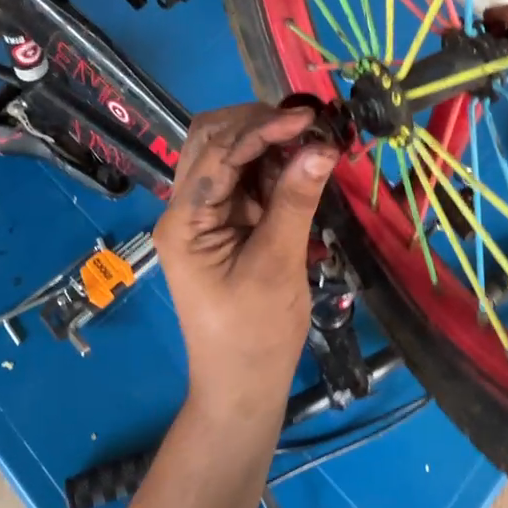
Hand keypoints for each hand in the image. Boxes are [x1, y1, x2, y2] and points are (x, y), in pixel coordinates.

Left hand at [155, 104, 340, 414]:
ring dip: (265, 141)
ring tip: (309, 142)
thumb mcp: (277, 266)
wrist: (242, 388)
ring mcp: (204, 214)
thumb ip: (295, 202)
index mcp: (184, 221)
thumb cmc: (254, 336)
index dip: (262, 128)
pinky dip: (269, 164)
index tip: (308, 119)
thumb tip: (323, 147)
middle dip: (257, 125)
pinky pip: (242, 178)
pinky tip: (298, 165)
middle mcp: (186, 208)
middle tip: (308, 127)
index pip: (218, 153)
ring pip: (226, 153)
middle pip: (211, 140)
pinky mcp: (224, 223)